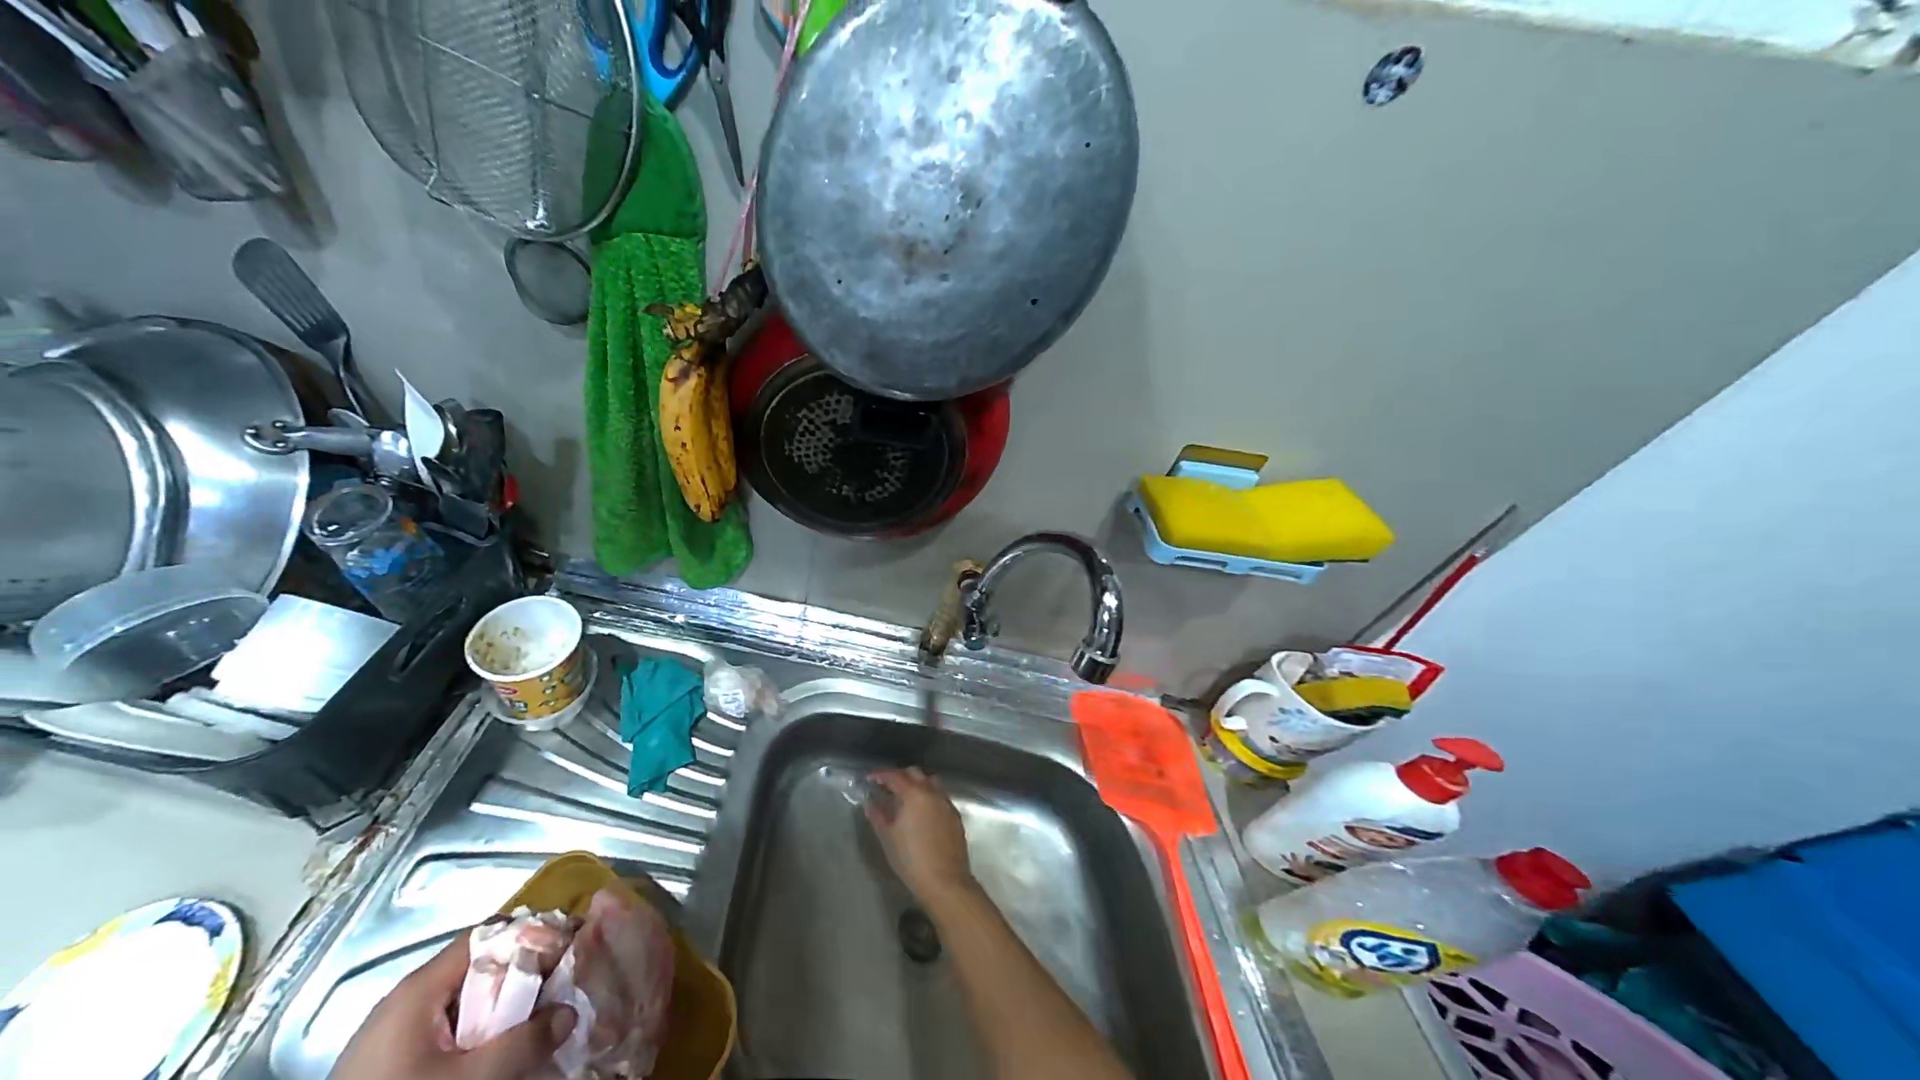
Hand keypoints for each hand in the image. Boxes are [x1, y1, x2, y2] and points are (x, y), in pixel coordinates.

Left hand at [330, 934, 575, 1079]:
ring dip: (502, 1013)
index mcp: (418, 990)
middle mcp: (404, 1003)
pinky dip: (477, 1038)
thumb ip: (524, 1042)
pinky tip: (497, 1058)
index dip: (531, 936)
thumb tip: (569, 1012)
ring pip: (464, 1006)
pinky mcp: (389, 1067)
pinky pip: (446, 1035)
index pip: (486, 936)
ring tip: (536, 1027)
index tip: (569, 949)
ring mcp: (393, 1037)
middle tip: (560, 991)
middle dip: (523, 978)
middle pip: (477, 970)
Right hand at [866, 767, 974, 903]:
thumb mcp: (888, 837)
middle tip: (887, 787)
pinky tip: (922, 812)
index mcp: (914, 794)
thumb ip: (878, 816)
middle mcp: (933, 793)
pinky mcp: (955, 816)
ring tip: (905, 797)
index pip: (895, 776)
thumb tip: (870, 803)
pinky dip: (929, 797)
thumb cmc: (911, 859)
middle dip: (900, 776)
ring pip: (931, 782)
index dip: (881, 774)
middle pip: (915, 773)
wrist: (945, 881)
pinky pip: (941, 797)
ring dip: (917, 784)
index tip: (871, 778)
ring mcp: (946, 803)